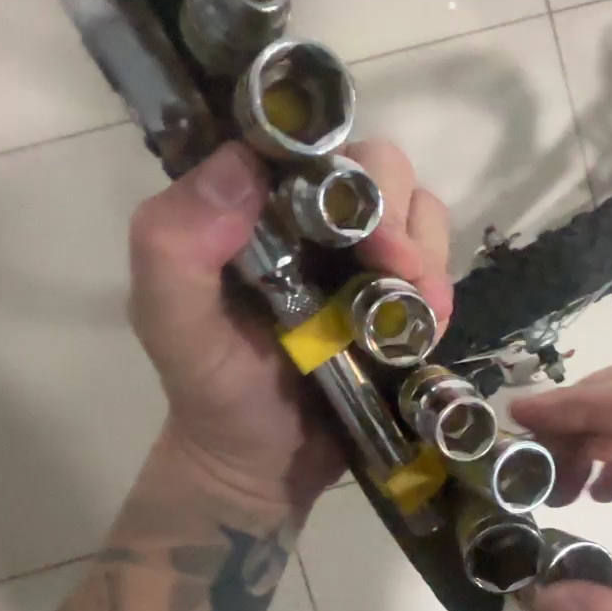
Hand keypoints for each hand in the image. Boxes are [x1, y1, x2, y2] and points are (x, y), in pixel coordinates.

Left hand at [128, 140, 452, 508]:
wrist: (262, 468)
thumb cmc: (212, 393)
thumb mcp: (170, 324)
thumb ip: (173, 248)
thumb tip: (240, 167)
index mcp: (254, 208)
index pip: (306, 143)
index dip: (337, 162)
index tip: (351, 214)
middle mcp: (313, 222)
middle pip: (379, 168)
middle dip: (396, 217)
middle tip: (398, 272)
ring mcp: (360, 260)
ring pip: (420, 211)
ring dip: (427, 254)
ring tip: (419, 310)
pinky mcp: (397, 300)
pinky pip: (439, 268)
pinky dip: (441, 292)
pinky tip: (428, 328)